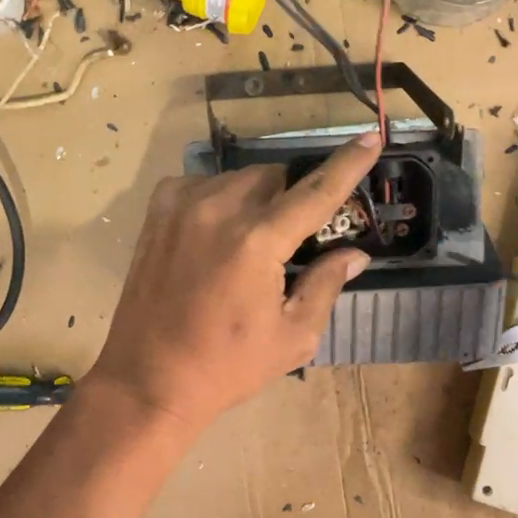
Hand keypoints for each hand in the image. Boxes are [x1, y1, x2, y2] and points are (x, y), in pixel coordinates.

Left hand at [87, 133, 382, 432]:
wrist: (148, 379)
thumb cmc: (227, 367)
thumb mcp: (292, 337)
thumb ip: (326, 285)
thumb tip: (354, 253)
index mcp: (257, 242)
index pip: (315, 192)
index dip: (347, 164)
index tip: (369, 138)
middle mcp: (218, 211)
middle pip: (274, 177)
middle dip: (291, 198)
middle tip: (293, 236)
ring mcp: (181, 206)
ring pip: (237, 179)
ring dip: (255, 199)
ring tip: (251, 242)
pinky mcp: (157, 213)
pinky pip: (201, 185)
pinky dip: (218, 200)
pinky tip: (216, 233)